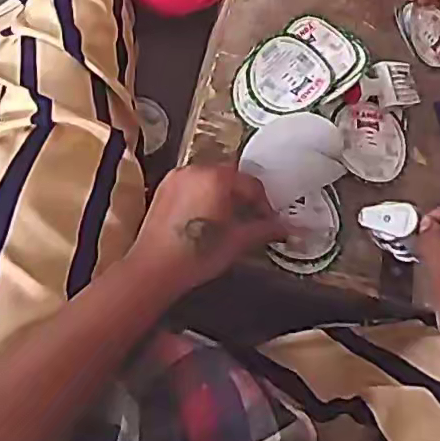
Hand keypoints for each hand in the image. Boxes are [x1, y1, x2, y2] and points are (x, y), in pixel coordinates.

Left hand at [127, 161, 284, 294]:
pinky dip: (203, 195)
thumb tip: (286, 227)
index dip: (263, 203)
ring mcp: (178, 177)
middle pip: (231, 178)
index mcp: (217, 177)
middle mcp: (196, 170)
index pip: (251, 184)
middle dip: (243, 198)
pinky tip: (205, 219)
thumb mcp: (237, 241)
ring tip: (228, 221)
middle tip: (251, 219)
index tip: (267, 219)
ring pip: (211, 180)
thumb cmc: (195, 256)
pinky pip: (192, 184)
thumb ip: (265, 229)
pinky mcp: (164, 187)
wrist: (152, 271)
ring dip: (223, 195)